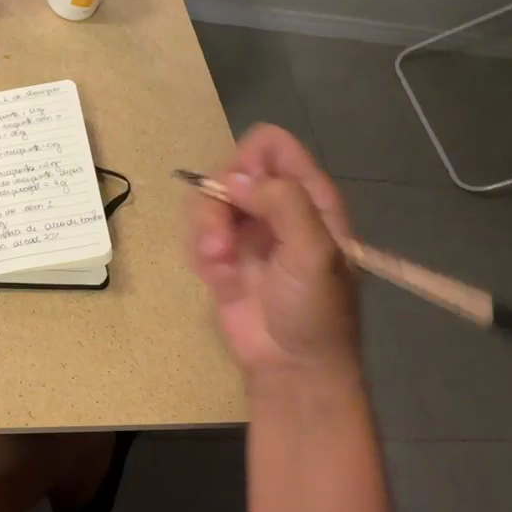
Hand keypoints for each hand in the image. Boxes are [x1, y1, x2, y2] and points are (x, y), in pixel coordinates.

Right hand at [188, 125, 359, 377]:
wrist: (292, 366)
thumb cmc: (315, 309)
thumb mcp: (314, 252)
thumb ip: (283, 203)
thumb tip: (235, 179)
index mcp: (308, 197)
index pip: (272, 145)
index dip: (250, 160)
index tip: (243, 191)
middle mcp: (275, 207)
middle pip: (230, 172)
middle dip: (218, 201)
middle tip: (222, 236)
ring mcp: (246, 232)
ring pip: (206, 201)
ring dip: (204, 230)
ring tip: (216, 261)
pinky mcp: (221, 256)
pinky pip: (196, 234)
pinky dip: (200, 254)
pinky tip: (218, 279)